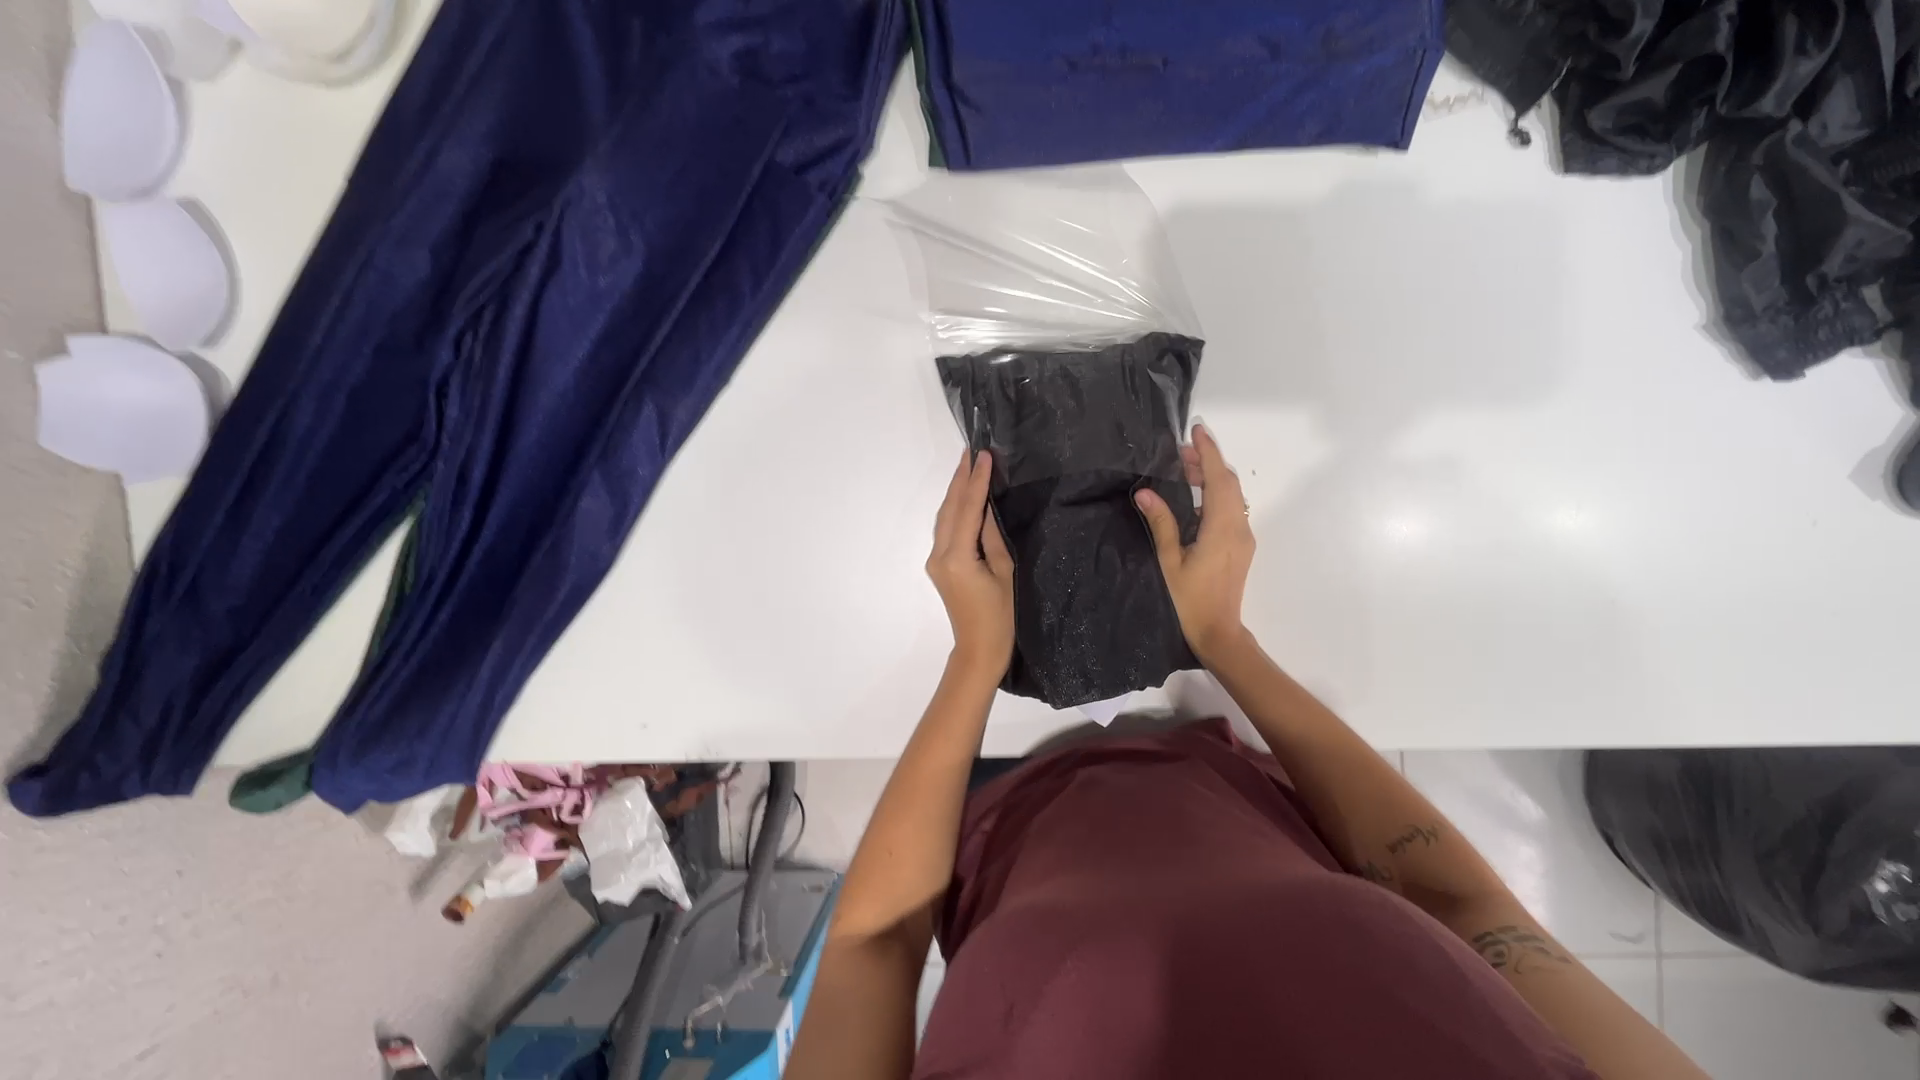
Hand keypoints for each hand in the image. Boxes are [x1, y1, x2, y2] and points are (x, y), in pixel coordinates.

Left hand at [927, 449, 1015, 680]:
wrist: (979, 649)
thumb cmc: (1002, 617)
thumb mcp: (1005, 573)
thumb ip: (992, 537)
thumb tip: (986, 508)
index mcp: (957, 557)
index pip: (967, 509)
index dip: (976, 480)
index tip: (984, 454)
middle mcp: (940, 555)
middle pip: (950, 508)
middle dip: (961, 478)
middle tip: (972, 450)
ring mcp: (936, 561)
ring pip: (944, 517)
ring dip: (956, 490)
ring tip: (968, 465)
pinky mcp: (939, 566)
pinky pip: (945, 528)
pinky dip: (954, 508)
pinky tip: (963, 496)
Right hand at [1134, 423, 1254, 662]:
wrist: (1218, 631)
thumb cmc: (1190, 600)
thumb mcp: (1169, 561)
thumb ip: (1161, 523)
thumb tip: (1145, 493)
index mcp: (1222, 528)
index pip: (1219, 479)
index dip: (1209, 452)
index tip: (1197, 430)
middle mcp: (1238, 527)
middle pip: (1228, 483)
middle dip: (1208, 461)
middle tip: (1181, 451)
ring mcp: (1243, 537)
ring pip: (1232, 496)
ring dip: (1212, 478)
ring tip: (1185, 469)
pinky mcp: (1241, 546)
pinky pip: (1231, 509)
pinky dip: (1215, 495)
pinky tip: (1195, 499)